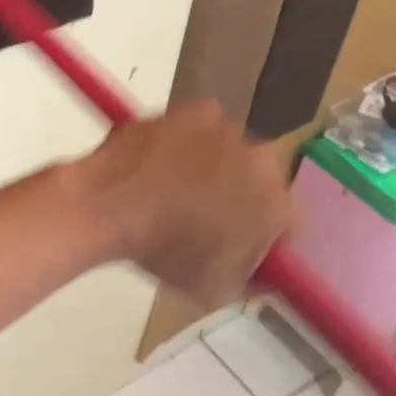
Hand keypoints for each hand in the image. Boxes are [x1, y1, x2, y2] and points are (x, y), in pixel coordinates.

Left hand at [72, 100, 291, 307]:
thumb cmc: (165, 251)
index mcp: (277, 202)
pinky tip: (157, 164)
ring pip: (227, 151)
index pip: (287, 221)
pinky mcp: (187, 109)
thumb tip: (258, 271)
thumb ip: (249, 275)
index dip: (266, 236)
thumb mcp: (216, 287)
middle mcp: (261, 156)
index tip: (242, 244)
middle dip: (239, 195)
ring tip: (173, 189)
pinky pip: (194, 130)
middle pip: (259, 179)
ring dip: (211, 166)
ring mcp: (223, 127)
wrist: (109, 204)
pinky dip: (181, 143)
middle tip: (205, 217)